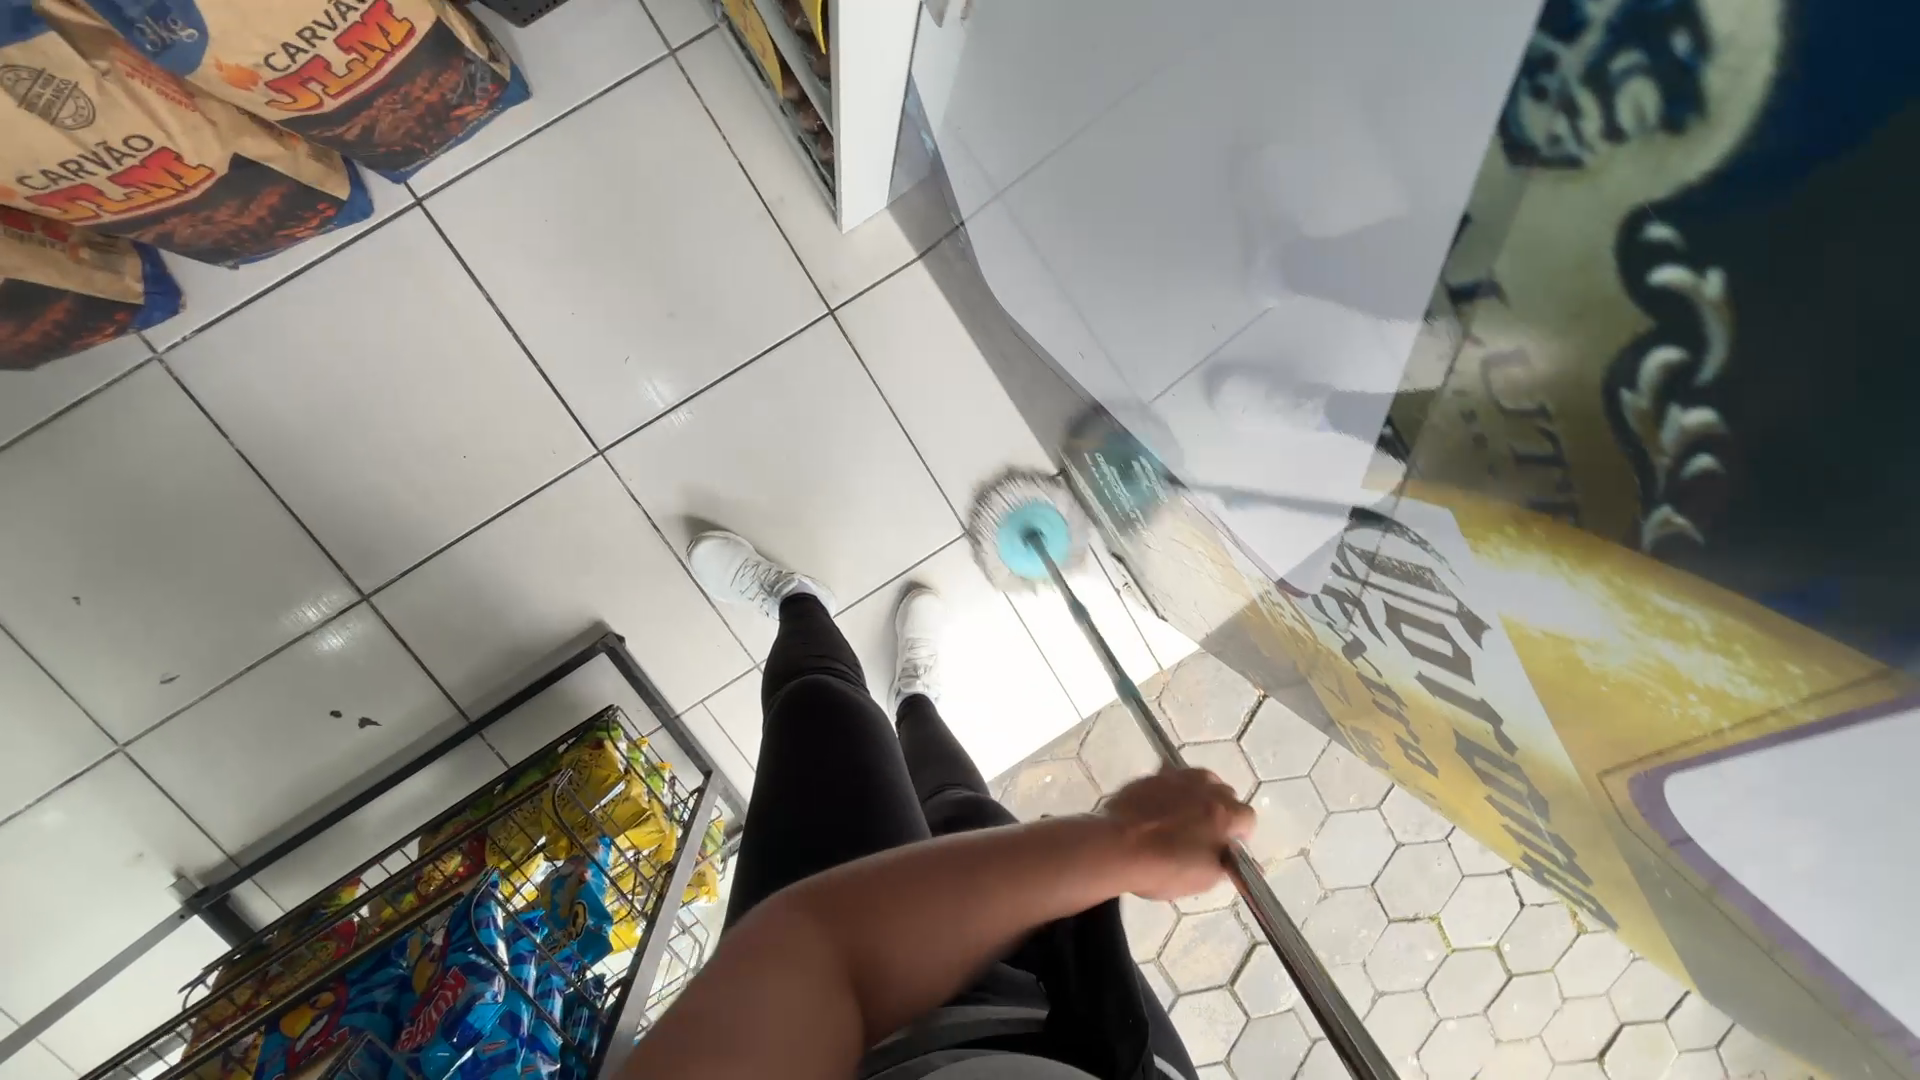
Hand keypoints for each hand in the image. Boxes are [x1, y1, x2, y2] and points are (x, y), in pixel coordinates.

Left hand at [1099, 768, 1254, 900]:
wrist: (1118, 846)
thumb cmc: (1166, 867)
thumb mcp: (1206, 877)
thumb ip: (1227, 864)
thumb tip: (1238, 860)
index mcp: (1224, 813)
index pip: (1248, 818)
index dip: (1239, 835)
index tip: (1225, 848)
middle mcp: (1204, 788)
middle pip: (1225, 794)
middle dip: (1221, 811)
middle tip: (1204, 833)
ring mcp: (1175, 777)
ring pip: (1199, 780)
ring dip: (1199, 795)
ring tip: (1185, 816)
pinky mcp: (1150, 776)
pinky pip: (1170, 779)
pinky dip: (1172, 790)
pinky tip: (1160, 807)